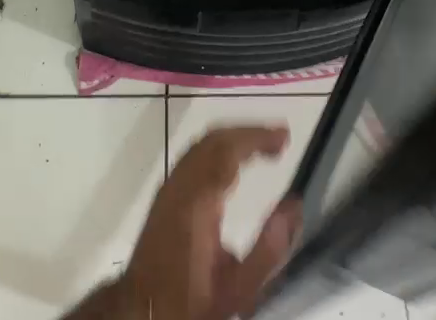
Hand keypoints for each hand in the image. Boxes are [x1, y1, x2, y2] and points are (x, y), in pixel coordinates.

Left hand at [110, 125, 302, 319]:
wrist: (142, 310)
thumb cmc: (191, 302)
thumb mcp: (237, 290)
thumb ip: (269, 251)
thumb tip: (293, 205)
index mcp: (197, 204)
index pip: (227, 151)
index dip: (256, 137)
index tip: (284, 137)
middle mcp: (179, 186)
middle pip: (213, 139)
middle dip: (249, 132)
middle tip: (280, 138)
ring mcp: (169, 187)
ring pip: (201, 144)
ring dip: (234, 137)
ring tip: (264, 145)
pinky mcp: (165, 193)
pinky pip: (193, 154)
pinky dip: (219, 147)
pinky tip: (235, 161)